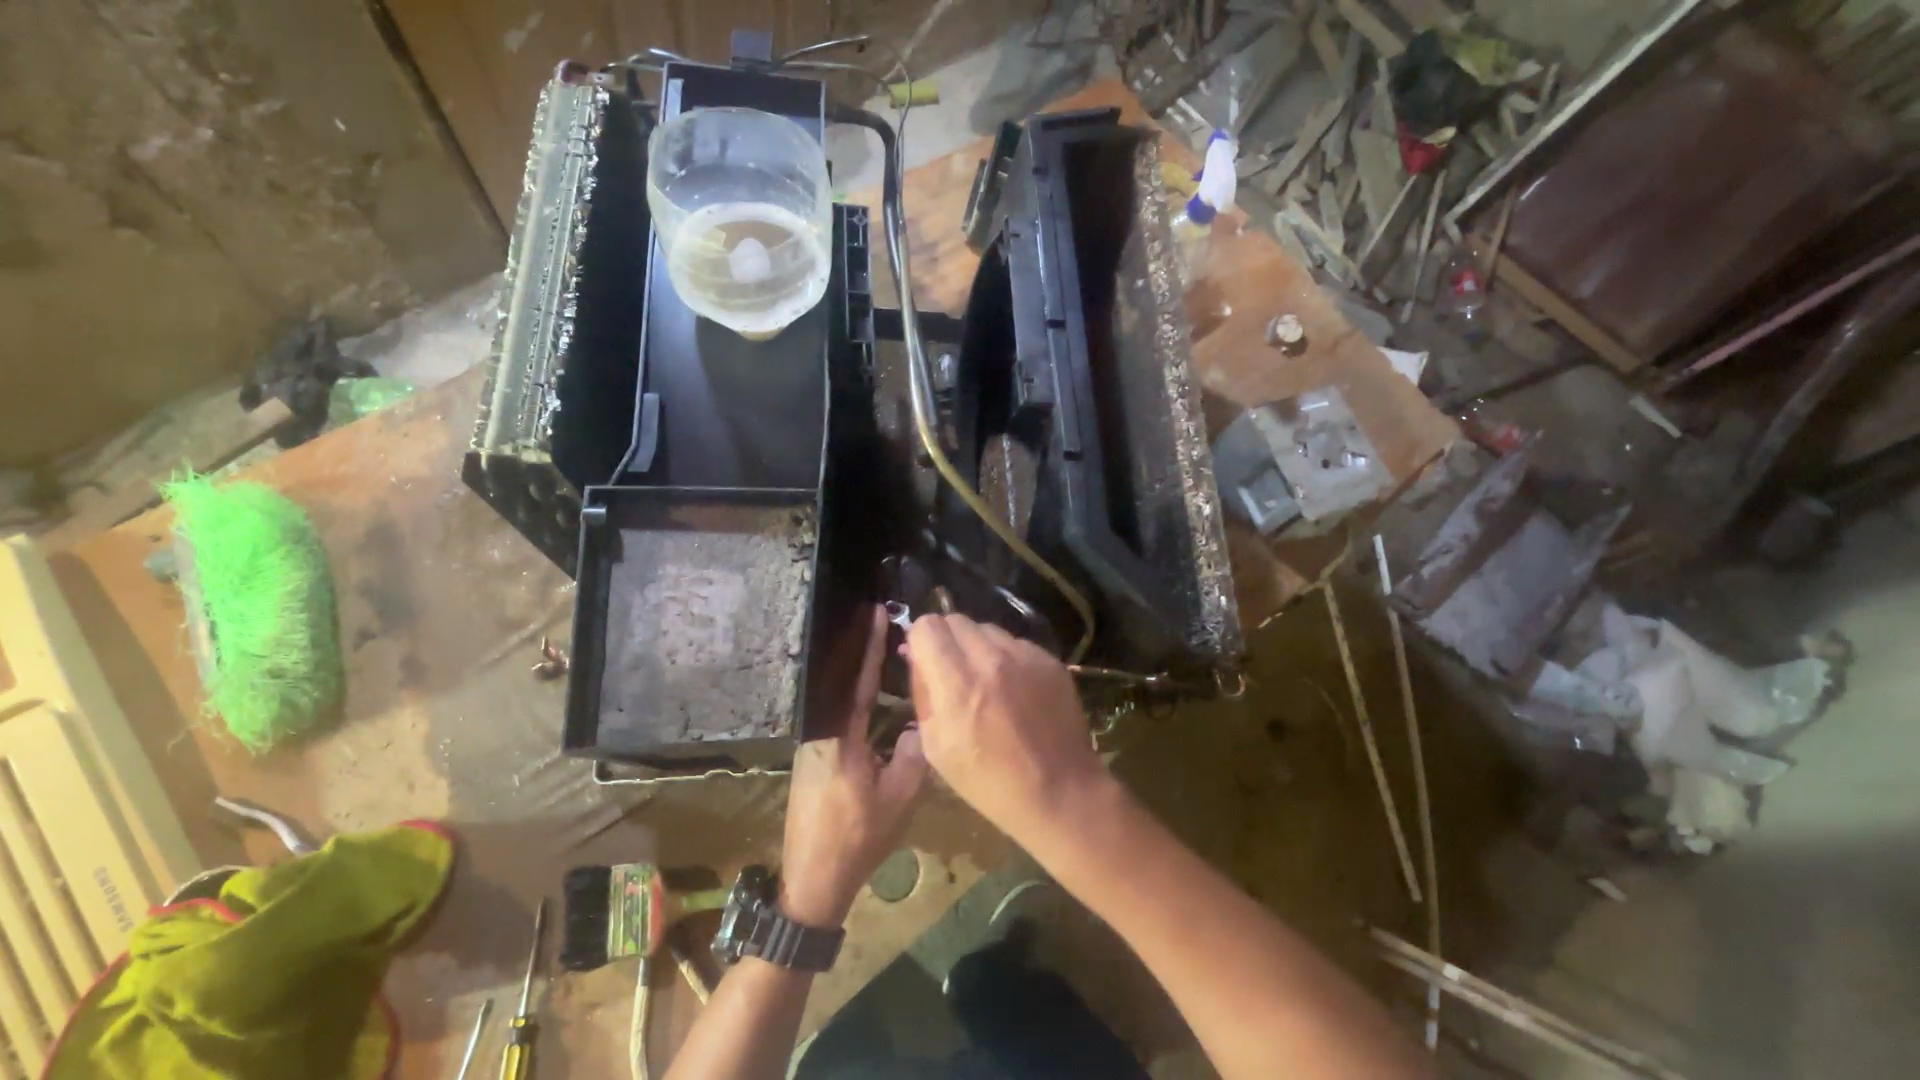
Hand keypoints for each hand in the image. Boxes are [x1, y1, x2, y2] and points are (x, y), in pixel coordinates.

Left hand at [780, 605, 927, 927]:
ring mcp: (812, 747)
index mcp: (840, 737)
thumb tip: (917, 723)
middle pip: (842, 684)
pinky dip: (853, 702)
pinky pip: (835, 720)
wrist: (813, 878)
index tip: (875, 612)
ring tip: (882, 655)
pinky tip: (871, 700)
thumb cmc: (859, 838)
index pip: (857, 681)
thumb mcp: (899, 797)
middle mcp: (820, 734)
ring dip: (858, 678)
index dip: (868, 645)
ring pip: (838, 703)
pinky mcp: (811, 761)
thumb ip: (912, 753)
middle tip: (883, 624)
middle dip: (862, 652)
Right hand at [905, 614, 1107, 843]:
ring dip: (978, 647)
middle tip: (952, 673)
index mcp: (957, 683)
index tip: (925, 662)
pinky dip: (1007, 658)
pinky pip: (1016, 643)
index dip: (920, 642)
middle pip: (956, 620)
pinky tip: (1014, 690)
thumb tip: (915, 657)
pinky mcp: (1050, 660)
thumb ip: (922, 693)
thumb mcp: (935, 746)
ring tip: (986, 682)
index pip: (926, 626)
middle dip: (947, 641)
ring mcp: (1025, 656)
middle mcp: (991, 659)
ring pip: (987, 629)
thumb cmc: (988, 780)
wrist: (1059, 791)